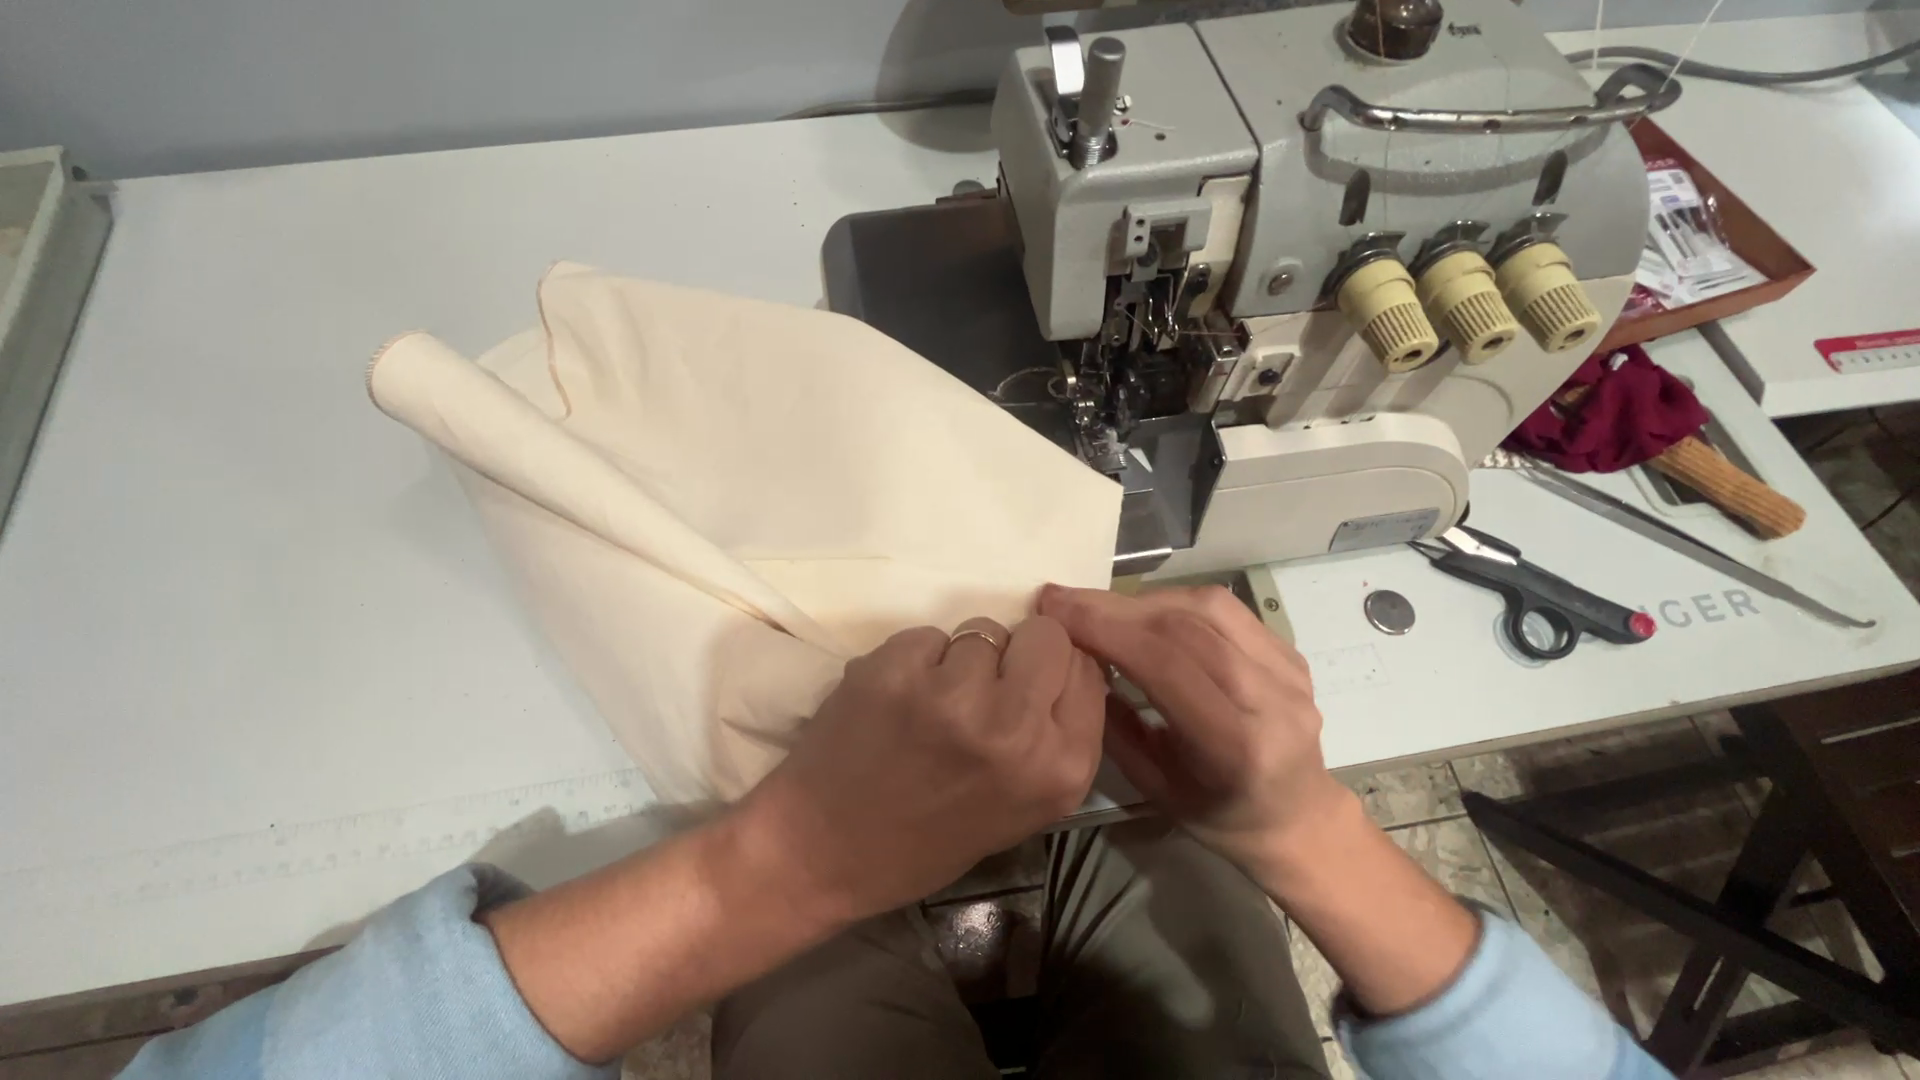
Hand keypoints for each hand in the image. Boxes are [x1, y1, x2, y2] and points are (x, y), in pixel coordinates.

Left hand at [731, 615, 1107, 922]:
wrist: (825, 851)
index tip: (1024, 684)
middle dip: (1014, 653)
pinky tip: (893, 701)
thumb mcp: (1022, 806)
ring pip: (981, 630)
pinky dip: (912, 659)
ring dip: (957, 659)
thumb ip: (1054, 736)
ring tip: (928, 706)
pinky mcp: (898, 669)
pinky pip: (927, 634)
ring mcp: (954, 694)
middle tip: (979, 689)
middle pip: (1045, 634)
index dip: (1054, 669)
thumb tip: (1068, 661)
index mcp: (1061, 768)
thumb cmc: (927, 841)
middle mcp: (1017, 727)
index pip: (1087, 669)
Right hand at [1038, 584, 1348, 878]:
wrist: (1297, 818)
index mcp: (1235, 747)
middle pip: (1186, 627)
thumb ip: (1115, 726)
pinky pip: (1226, 609)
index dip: (1106, 630)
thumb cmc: (1218, 815)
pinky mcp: (1290, 651)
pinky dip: (1174, 602)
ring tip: (1099, 605)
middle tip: (1062, 600)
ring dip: (1143, 600)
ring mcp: (1288, 671)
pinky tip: (1144, 611)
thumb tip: (1074, 662)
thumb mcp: (1154, 787)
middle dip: (1114, 608)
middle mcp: (1272, 700)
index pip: (1166, 666)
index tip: (1055, 613)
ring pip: (1207, 606)